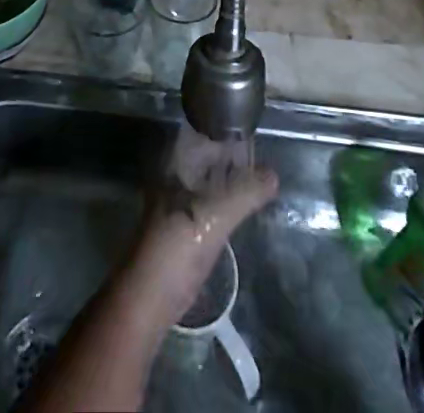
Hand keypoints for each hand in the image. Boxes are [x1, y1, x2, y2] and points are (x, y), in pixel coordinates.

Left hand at [125, 136, 278, 327]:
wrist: (149, 296)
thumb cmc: (176, 248)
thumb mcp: (214, 217)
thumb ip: (245, 194)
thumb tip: (274, 175)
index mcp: (174, 169)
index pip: (199, 135)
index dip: (222, 129)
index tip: (250, 127)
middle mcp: (174, 180)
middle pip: (205, 158)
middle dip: (231, 154)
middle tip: (263, 154)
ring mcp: (179, 204)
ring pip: (208, 181)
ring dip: (231, 178)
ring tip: (262, 177)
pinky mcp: (186, 228)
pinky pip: (211, 203)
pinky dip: (228, 200)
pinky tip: (246, 205)